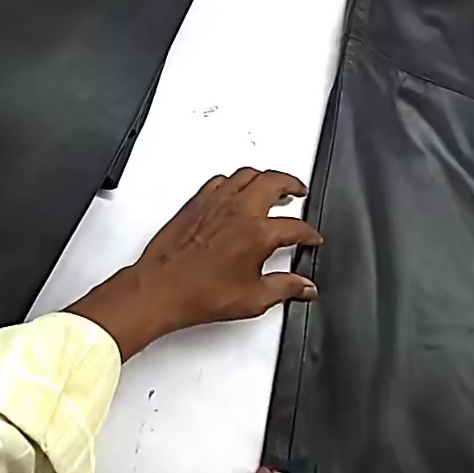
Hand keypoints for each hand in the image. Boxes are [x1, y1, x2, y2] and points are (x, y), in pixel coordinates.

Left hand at [66, 168, 319, 358]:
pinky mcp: (197, 200)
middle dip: (292, 184)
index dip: (308, 233)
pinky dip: (234, 180)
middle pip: (273, 181)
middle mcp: (237, 209)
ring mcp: (216, 201)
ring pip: (247, 173)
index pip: (294, 226)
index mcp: (256, 232)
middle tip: (298, 191)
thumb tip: (303, 286)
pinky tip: (236, 190)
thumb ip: (284, 288)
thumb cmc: (199, 293)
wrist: (162, 287)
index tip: (311, 237)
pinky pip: (221, 179)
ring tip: (272, 185)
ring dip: (264, 177)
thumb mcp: (253, 299)